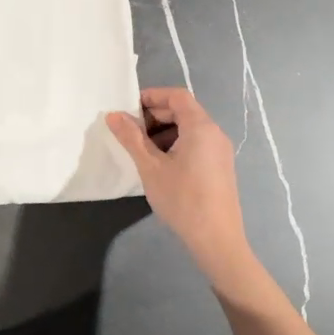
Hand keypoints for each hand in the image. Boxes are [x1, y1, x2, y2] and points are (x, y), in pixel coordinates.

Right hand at [107, 88, 254, 282]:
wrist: (216, 238)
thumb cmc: (182, 198)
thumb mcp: (150, 167)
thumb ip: (131, 138)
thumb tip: (113, 115)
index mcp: (201, 127)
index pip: (177, 96)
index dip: (151, 96)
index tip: (127, 109)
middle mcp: (214, 133)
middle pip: (183, 111)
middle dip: (154, 116)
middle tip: (129, 132)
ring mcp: (220, 151)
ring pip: (188, 129)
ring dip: (162, 132)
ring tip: (141, 152)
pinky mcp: (219, 167)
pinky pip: (195, 144)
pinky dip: (175, 145)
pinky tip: (159, 166)